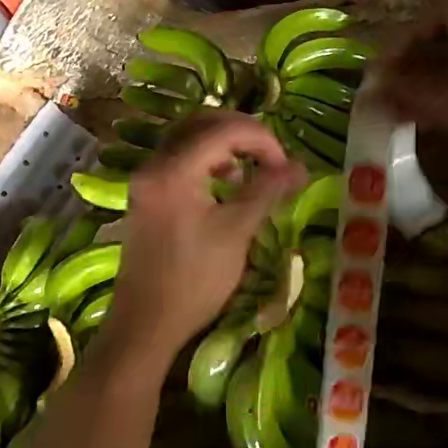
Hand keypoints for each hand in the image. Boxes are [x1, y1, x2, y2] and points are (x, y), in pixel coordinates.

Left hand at [105, 112, 306, 364]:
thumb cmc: (194, 280)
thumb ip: (268, 190)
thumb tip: (301, 166)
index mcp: (174, 170)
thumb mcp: (237, 231)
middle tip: (271, 157)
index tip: (285, 166)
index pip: (223, 130)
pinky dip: (207, 160)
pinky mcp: (147, 195)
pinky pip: (179, 159)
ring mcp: (146, 179)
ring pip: (189, 139)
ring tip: (252, 170)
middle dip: (242, 133)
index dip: (262, 140)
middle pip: (202, 124)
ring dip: (224, 144)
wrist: (146, 324)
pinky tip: (225, 183)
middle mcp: (154, 165)